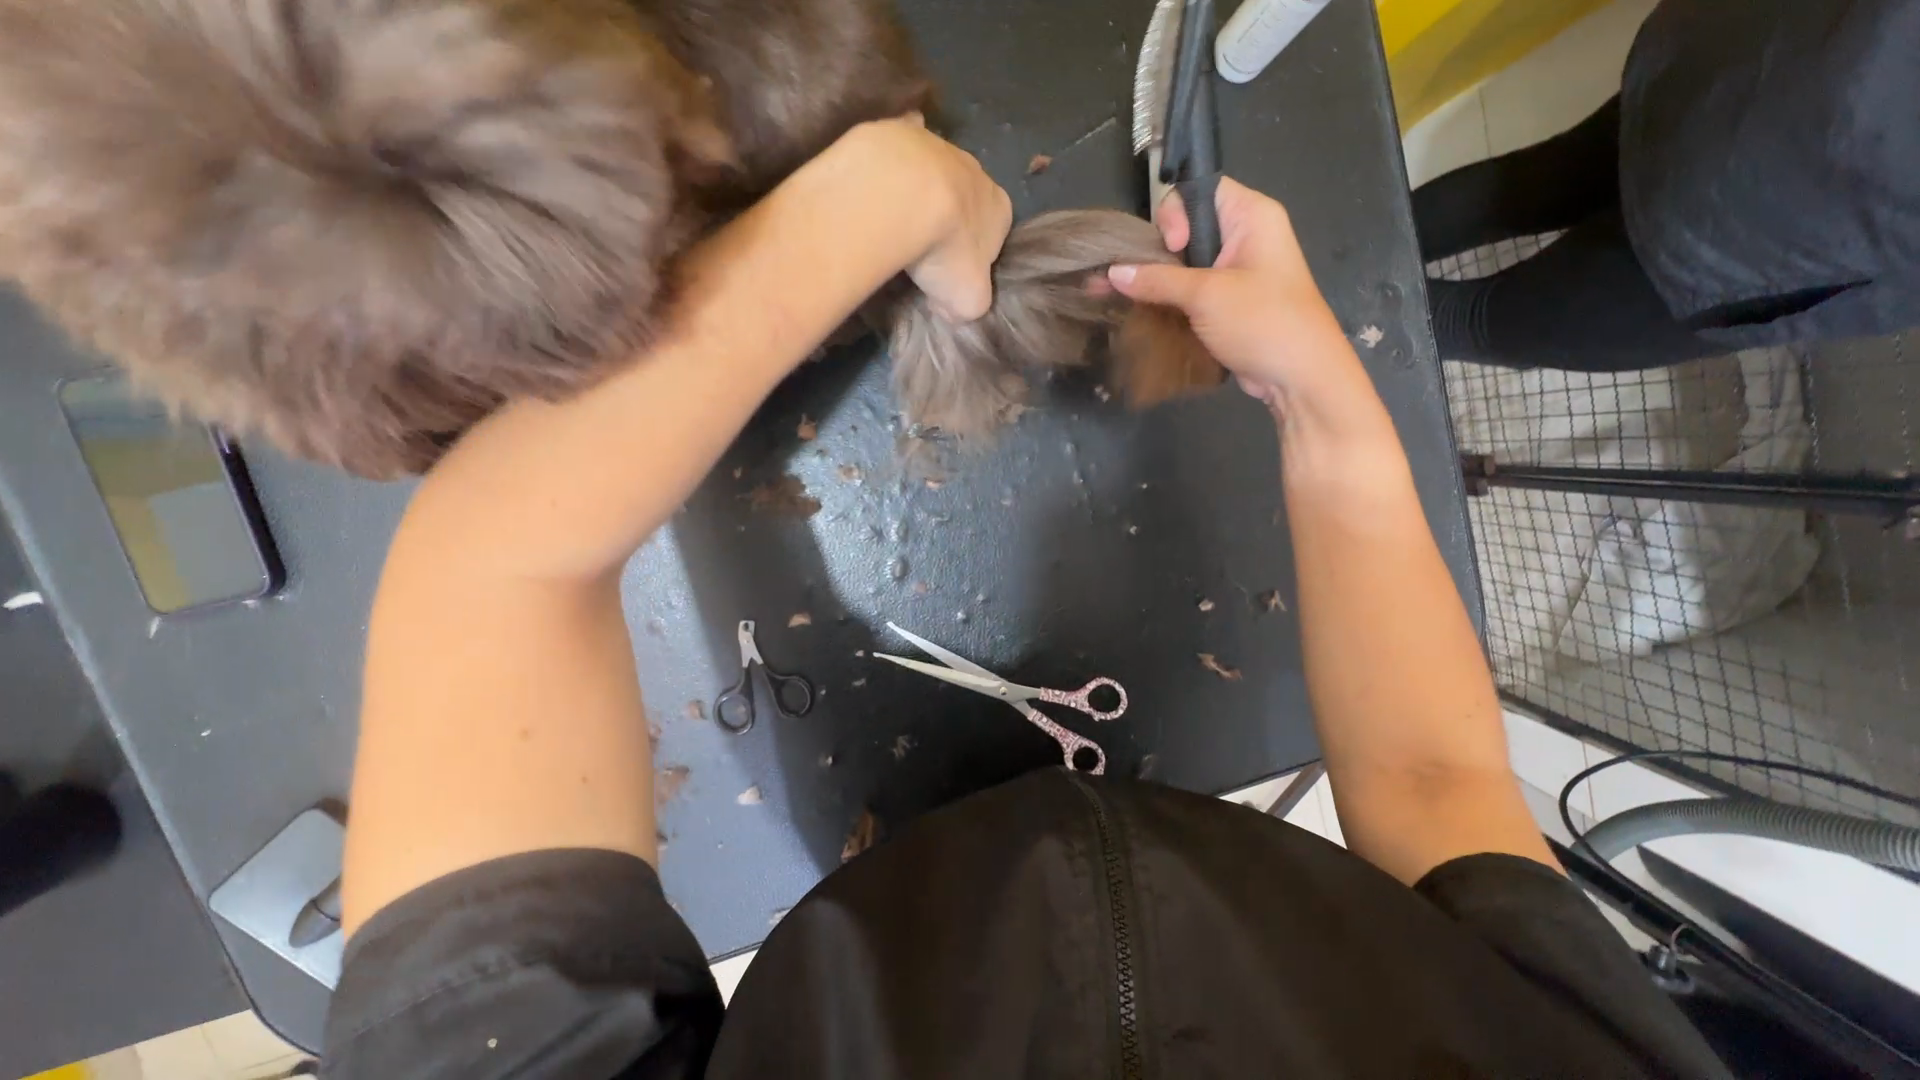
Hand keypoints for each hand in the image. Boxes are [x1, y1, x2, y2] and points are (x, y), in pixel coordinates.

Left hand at [833, 115, 1011, 320]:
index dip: (971, 256)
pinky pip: (899, 148)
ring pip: (932, 175)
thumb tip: (951, 307)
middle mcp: (977, 172)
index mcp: (1001, 209)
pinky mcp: (901, 131)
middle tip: (917, 250)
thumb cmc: (945, 251)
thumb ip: (969, 306)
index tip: (947, 273)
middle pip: (963, 202)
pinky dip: (890, 162)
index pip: (993, 235)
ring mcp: (939, 146)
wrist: (901, 196)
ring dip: (916, 194)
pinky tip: (875, 182)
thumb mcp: (968, 300)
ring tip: (890, 223)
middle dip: (945, 221)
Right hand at [1107, 178, 1361, 417]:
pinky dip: (1168, 300)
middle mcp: (1243, 236)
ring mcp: (1235, 272)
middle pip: (1186, 227)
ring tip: (1124, 296)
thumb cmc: (1263, 321)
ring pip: (1184, 263)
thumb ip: (1157, 280)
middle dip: (1157, 250)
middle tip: (1140, 278)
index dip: (1176, 213)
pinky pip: (1190, 290)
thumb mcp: (1207, 295)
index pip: (1200, 189)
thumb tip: (1112, 273)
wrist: (1299, 376)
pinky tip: (1140, 311)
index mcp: (1251, 216)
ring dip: (1157, 279)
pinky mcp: (1226, 303)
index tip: (1173, 247)